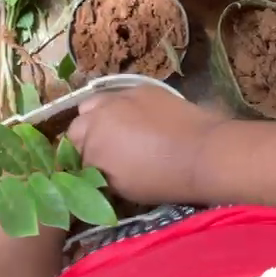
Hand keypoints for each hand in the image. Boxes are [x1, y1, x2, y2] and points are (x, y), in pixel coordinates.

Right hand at [66, 87, 226, 206]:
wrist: (202, 152)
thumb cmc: (162, 178)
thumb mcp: (122, 189)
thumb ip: (99, 174)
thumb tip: (94, 169)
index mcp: (92, 144)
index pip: (73, 156)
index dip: (82, 165)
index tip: (95, 172)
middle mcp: (98, 115)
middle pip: (78, 127)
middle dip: (85, 140)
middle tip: (106, 154)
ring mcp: (120, 97)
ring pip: (94, 104)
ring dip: (98, 118)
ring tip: (117, 131)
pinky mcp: (141, 88)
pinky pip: (119, 95)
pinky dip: (121, 107)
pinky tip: (138, 118)